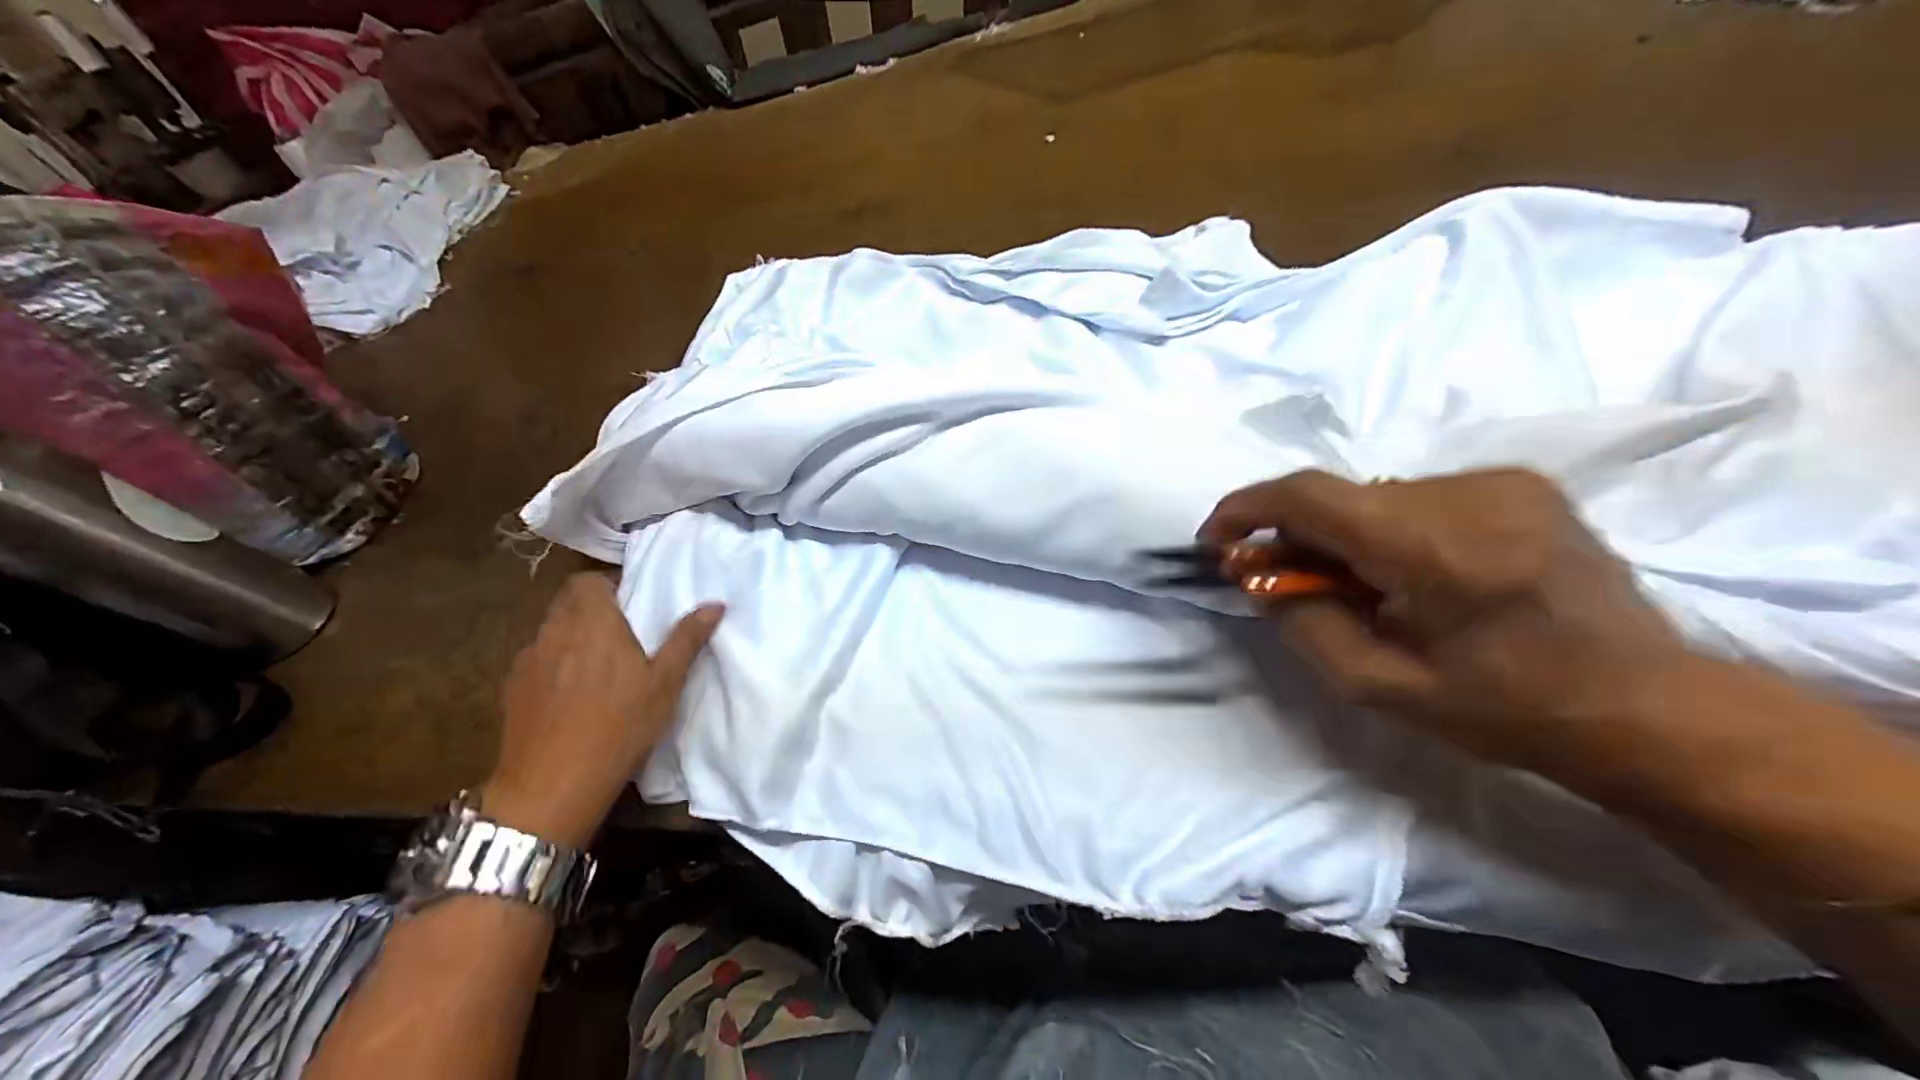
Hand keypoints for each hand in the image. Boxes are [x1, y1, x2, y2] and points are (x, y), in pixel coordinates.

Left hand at [482, 573, 721, 848]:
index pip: (587, 581)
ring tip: (597, 667)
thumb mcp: (665, 684)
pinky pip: (535, 661)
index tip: (631, 605)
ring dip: (571, 637)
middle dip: (592, 609)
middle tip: (622, 635)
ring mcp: (526, 661)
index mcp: (592, 623)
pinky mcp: (511, 690)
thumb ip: (687, 639)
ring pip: (550, 632)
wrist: (551, 787)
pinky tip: (569, 696)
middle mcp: (554, 632)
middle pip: (567, 603)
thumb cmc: (618, 727)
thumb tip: (714, 604)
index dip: (608, 586)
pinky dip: (553, 665)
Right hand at [1202, 468, 1694, 780]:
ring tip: (1353, 586)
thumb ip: (1305, 623)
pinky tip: (1405, 573)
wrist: (1649, 707)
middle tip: (1281, 580)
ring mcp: (1503, 482)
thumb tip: (1258, 574)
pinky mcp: (1522, 484)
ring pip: (1375, 494)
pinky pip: (1416, 495)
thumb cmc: (1508, 711)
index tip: (1214, 537)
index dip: (1246, 507)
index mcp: (1435, 548)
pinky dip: (1386, 527)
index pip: (1310, 496)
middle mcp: (1469, 494)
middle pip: (1340, 495)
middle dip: (1294, 534)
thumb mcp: (1381, 687)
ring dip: (1342, 532)